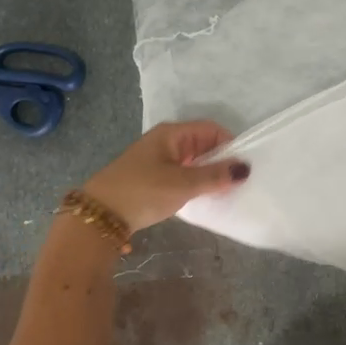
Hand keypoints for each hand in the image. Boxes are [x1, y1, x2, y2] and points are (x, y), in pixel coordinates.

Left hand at [79, 121, 249, 233]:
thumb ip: (215, 176)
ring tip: (224, 191)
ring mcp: (157, 159)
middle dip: (221, 160)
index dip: (230, 144)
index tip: (244, 167)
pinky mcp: (152, 177)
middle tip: (239, 182)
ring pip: (192, 160)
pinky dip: (194, 182)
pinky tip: (202, 197)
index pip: (211, 129)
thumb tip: (245, 168)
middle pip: (202, 144)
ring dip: (208, 173)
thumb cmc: (143, 192)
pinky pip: (181, 173)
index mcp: (172, 134)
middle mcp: (165, 141)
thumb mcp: (183, 184)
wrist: (100, 215)